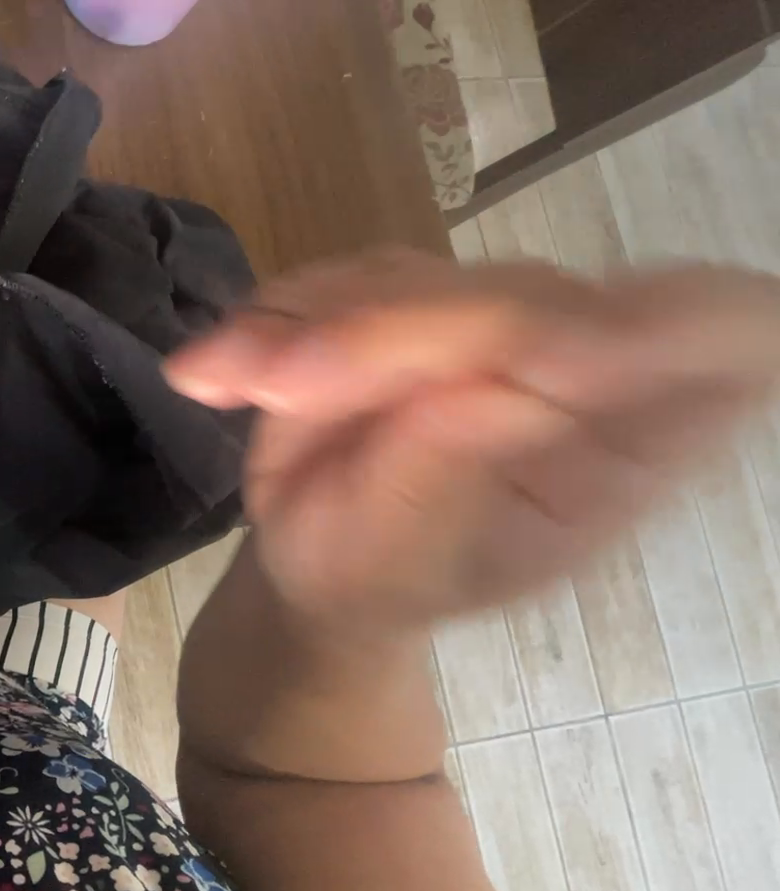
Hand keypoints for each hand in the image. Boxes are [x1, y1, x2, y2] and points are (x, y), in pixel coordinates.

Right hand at [164, 249, 779, 630]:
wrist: (305, 560)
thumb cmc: (367, 586)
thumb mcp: (397, 572)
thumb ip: (435, 493)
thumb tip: (464, 401)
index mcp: (633, 433)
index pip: (709, 334)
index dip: (638, 326)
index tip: (523, 361)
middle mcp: (573, 356)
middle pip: (514, 297)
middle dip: (386, 335)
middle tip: (274, 384)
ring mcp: (474, 320)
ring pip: (406, 275)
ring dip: (298, 321)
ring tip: (212, 377)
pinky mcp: (386, 303)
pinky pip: (327, 285)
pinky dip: (259, 321)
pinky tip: (210, 369)